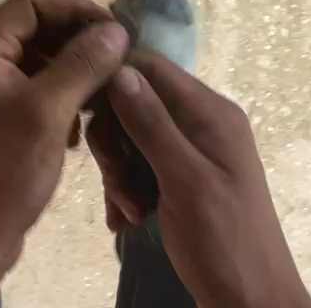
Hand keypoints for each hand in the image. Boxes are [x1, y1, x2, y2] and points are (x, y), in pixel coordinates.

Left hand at [0, 0, 130, 307]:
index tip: (114, 30)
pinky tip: (79, 128)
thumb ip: (81, 64)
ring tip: (102, 95)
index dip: (75, 9)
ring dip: (72, 71)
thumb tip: (115, 29)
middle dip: (77, 42)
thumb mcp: (48, 112)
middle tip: (116, 62)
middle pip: (36, 27)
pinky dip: (61, 97)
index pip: (32, 2)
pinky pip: (35, 88)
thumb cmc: (3, 169)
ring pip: (38, 59)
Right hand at [92, 53, 310, 307]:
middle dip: (115, 140)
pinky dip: (127, 187)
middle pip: (134, 100)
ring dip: (119, 171)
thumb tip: (117, 68)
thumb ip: (151, 123)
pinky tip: (127, 219)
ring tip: (129, 211)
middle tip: (117, 183)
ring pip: (131, 134)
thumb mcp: (185, 181)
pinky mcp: (181, 175)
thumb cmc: (225, 244)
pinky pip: (139, 163)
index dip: (112, 82)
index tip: (85, 114)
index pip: (148, 65)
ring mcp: (192, 149)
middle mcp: (200, 120)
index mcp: (209, 111)